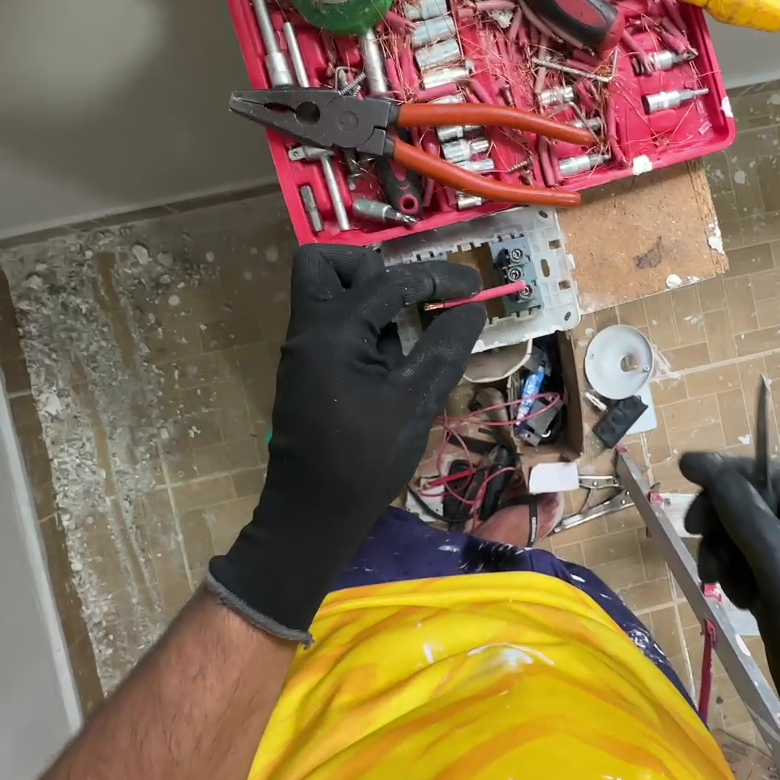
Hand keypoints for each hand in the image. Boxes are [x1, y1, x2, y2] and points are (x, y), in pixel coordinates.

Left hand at [207, 245, 484, 640]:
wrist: (311, 514)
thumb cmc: (364, 458)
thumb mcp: (415, 400)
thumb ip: (444, 347)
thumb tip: (472, 310)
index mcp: (331, 329)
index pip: (388, 281)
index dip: (436, 278)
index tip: (474, 286)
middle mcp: (309, 330)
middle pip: (326, 265)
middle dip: (374, 268)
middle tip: (413, 295)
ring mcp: (304, 351)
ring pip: (327, 294)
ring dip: (371, 297)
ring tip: (413, 330)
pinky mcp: (309, 372)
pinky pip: (334, 327)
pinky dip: (366, 326)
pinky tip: (398, 357)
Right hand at [679, 452, 779, 779]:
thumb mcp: (778, 563)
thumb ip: (741, 510)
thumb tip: (703, 461)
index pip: (767, 474)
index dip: (726, 470)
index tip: (684, 470)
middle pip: (748, 505)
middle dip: (719, 519)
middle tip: (694, 533)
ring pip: (740, 539)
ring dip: (721, 553)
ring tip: (716, 581)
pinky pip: (745, 570)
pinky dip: (734, 579)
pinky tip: (738, 601)